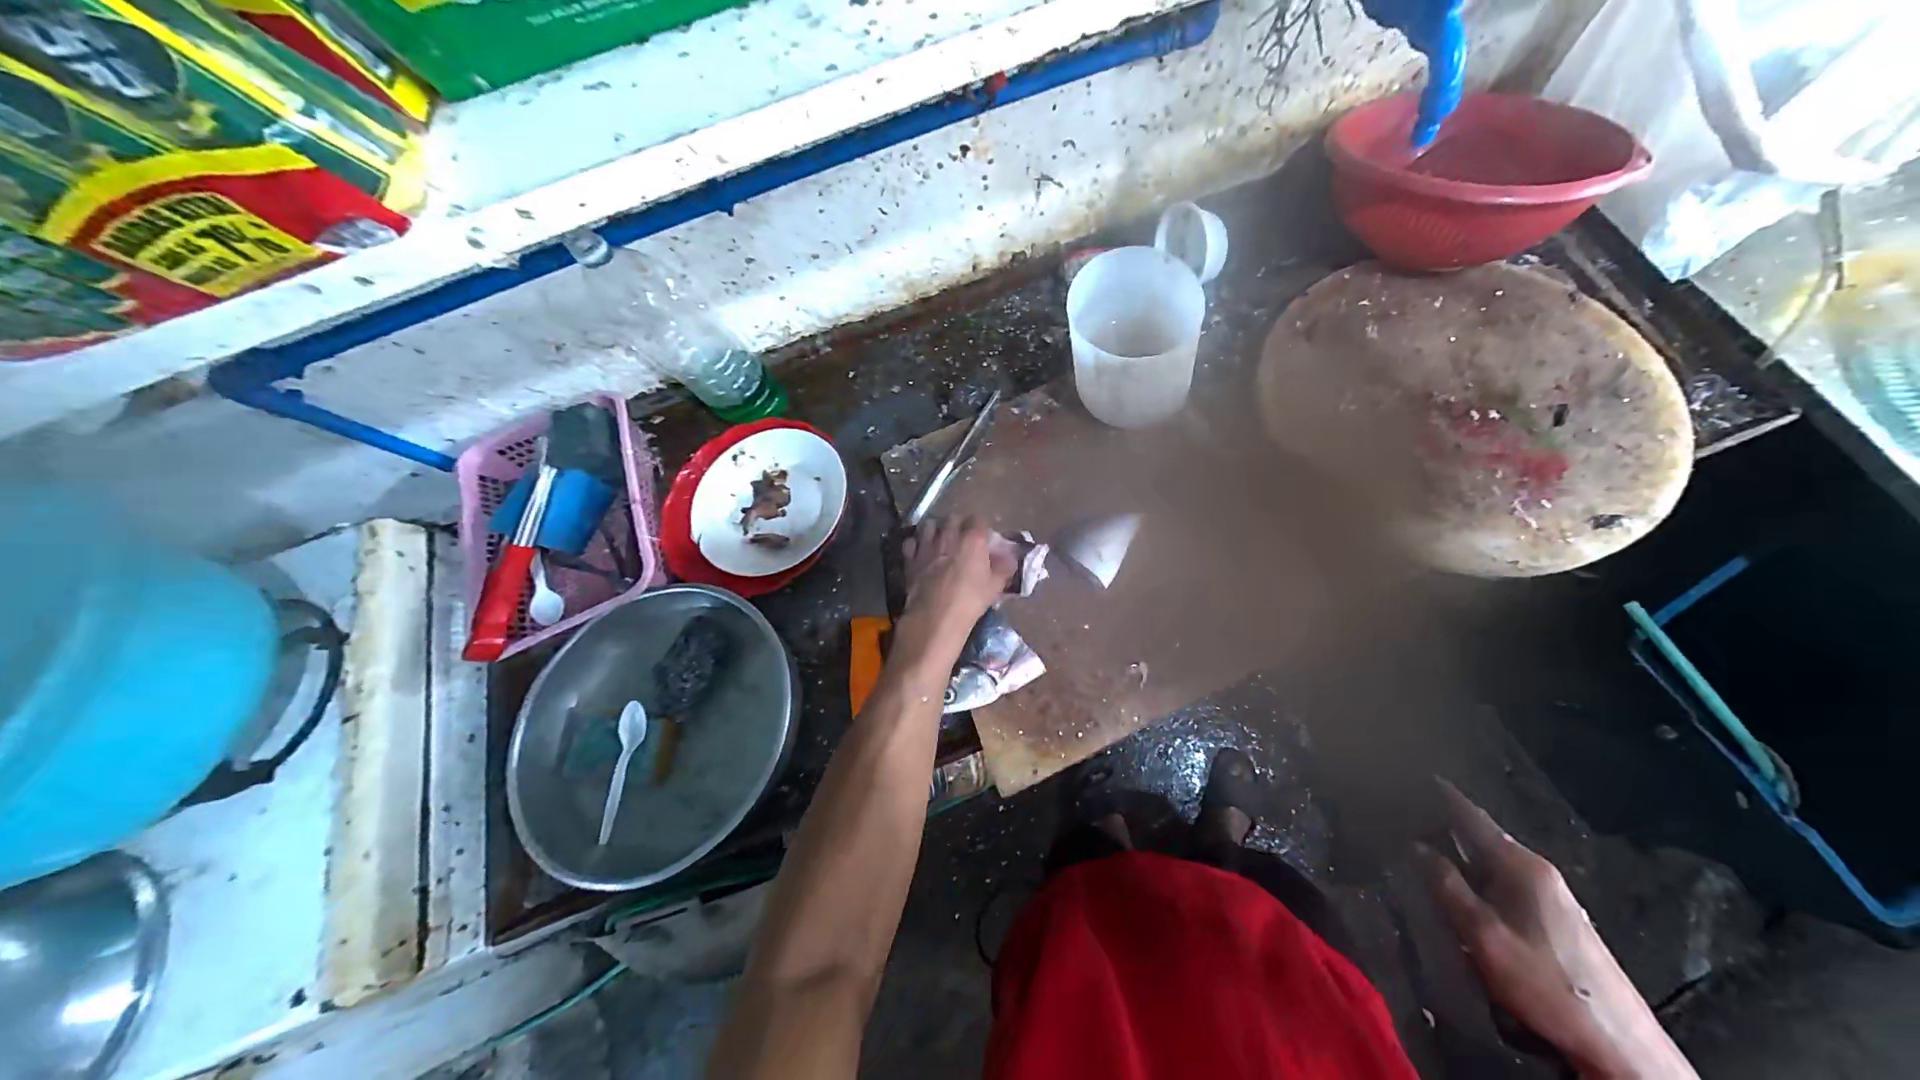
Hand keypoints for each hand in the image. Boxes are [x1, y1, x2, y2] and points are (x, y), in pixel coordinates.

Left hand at [900, 516, 1017, 642]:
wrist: (936, 616)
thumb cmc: (970, 601)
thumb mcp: (995, 587)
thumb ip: (1003, 568)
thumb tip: (1008, 558)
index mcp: (972, 540)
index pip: (978, 519)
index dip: (980, 525)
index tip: (982, 535)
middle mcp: (949, 536)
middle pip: (952, 517)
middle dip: (957, 523)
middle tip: (961, 536)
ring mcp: (927, 545)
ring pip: (928, 525)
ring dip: (935, 529)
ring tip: (939, 540)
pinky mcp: (911, 558)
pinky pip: (911, 542)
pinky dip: (916, 544)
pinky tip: (920, 552)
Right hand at [1419, 782, 1697, 1079]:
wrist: (1617, 1045)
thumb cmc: (1545, 982)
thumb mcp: (1482, 933)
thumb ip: (1446, 885)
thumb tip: (1418, 846)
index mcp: (1522, 867)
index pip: (1473, 818)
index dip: (1442, 797)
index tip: (1416, 777)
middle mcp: (1540, 874)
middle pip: (1482, 839)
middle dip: (1444, 826)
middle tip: (1405, 816)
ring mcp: (1552, 899)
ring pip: (1492, 865)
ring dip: (1459, 855)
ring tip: (1422, 848)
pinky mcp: (1555, 923)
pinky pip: (1503, 885)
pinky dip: (1475, 878)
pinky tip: (1459, 889)